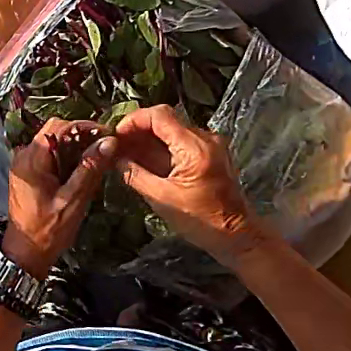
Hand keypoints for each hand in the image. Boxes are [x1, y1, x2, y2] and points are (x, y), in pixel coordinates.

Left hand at [4, 118, 115, 278]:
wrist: (26, 250)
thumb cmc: (49, 228)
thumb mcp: (74, 199)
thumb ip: (90, 168)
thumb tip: (109, 141)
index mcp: (31, 159)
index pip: (58, 126)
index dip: (84, 127)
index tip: (107, 136)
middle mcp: (23, 156)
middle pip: (54, 131)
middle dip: (80, 136)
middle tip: (104, 148)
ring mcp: (23, 164)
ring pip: (51, 142)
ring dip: (74, 147)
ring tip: (96, 158)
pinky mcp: (26, 173)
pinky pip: (47, 155)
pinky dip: (64, 157)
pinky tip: (81, 169)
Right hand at [112, 105, 272, 264]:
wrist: (237, 235)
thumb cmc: (200, 220)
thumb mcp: (160, 198)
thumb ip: (134, 174)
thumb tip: (113, 158)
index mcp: (194, 148)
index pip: (159, 115)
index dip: (133, 120)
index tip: (116, 136)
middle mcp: (205, 139)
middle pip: (164, 119)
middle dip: (136, 129)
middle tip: (116, 145)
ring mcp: (209, 144)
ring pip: (169, 128)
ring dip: (145, 138)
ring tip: (124, 153)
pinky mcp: (208, 153)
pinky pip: (177, 140)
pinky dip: (157, 146)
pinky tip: (142, 160)